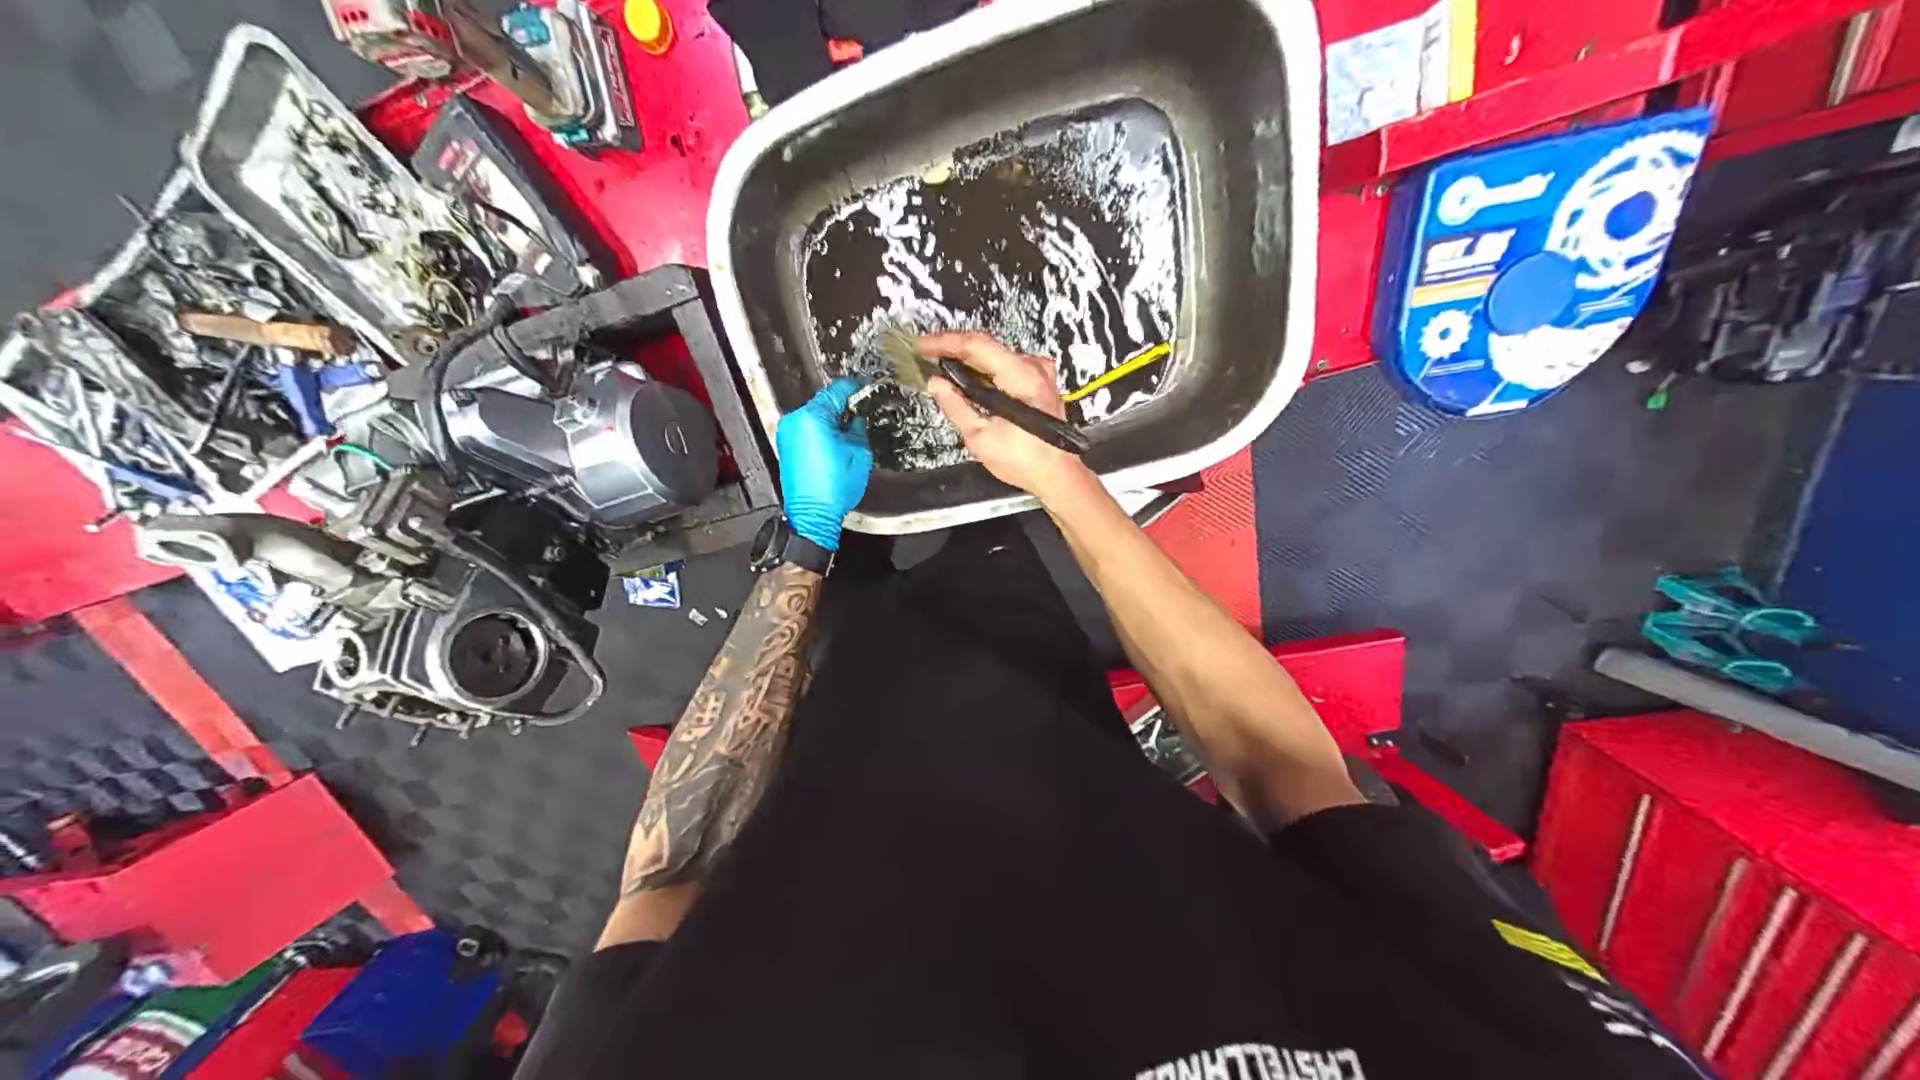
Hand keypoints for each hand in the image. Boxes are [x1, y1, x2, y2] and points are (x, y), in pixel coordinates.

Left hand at [776, 377, 872, 550]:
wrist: (812, 515)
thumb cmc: (833, 488)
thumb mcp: (859, 453)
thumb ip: (859, 428)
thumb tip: (857, 419)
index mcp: (813, 417)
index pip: (837, 390)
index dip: (856, 387)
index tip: (866, 385)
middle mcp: (795, 421)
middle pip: (824, 402)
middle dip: (844, 406)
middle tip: (862, 410)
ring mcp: (787, 433)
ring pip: (815, 416)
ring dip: (832, 420)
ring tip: (851, 430)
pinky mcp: (786, 446)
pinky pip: (807, 429)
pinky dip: (821, 431)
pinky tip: (836, 443)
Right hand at [920, 331, 1092, 500]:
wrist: (1056, 473)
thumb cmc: (1026, 460)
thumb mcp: (980, 438)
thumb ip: (955, 406)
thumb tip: (937, 385)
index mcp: (1021, 378)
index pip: (976, 345)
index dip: (944, 342)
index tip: (923, 346)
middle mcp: (1034, 368)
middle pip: (986, 346)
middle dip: (953, 349)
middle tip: (927, 355)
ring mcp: (1039, 372)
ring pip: (995, 354)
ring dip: (968, 359)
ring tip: (943, 366)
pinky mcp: (1039, 380)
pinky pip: (1006, 364)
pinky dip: (984, 369)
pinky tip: (969, 378)